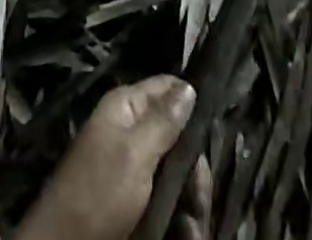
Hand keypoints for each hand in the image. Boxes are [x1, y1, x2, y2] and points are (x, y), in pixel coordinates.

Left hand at [18, 75, 197, 239]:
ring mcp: (136, 169)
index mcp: (126, 108)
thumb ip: (164, 120)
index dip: (192, 101)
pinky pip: (170, 202)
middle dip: (195, 168)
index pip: (167, 87)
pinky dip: (181, 220)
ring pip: (180, 174)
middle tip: (200, 196)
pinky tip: (186, 233)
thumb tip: (190, 86)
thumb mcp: (134, 153)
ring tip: (192, 228)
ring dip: (192, 200)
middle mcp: (133, 131)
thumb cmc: (98, 194)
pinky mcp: (138, 202)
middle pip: (180, 136)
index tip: (214, 126)